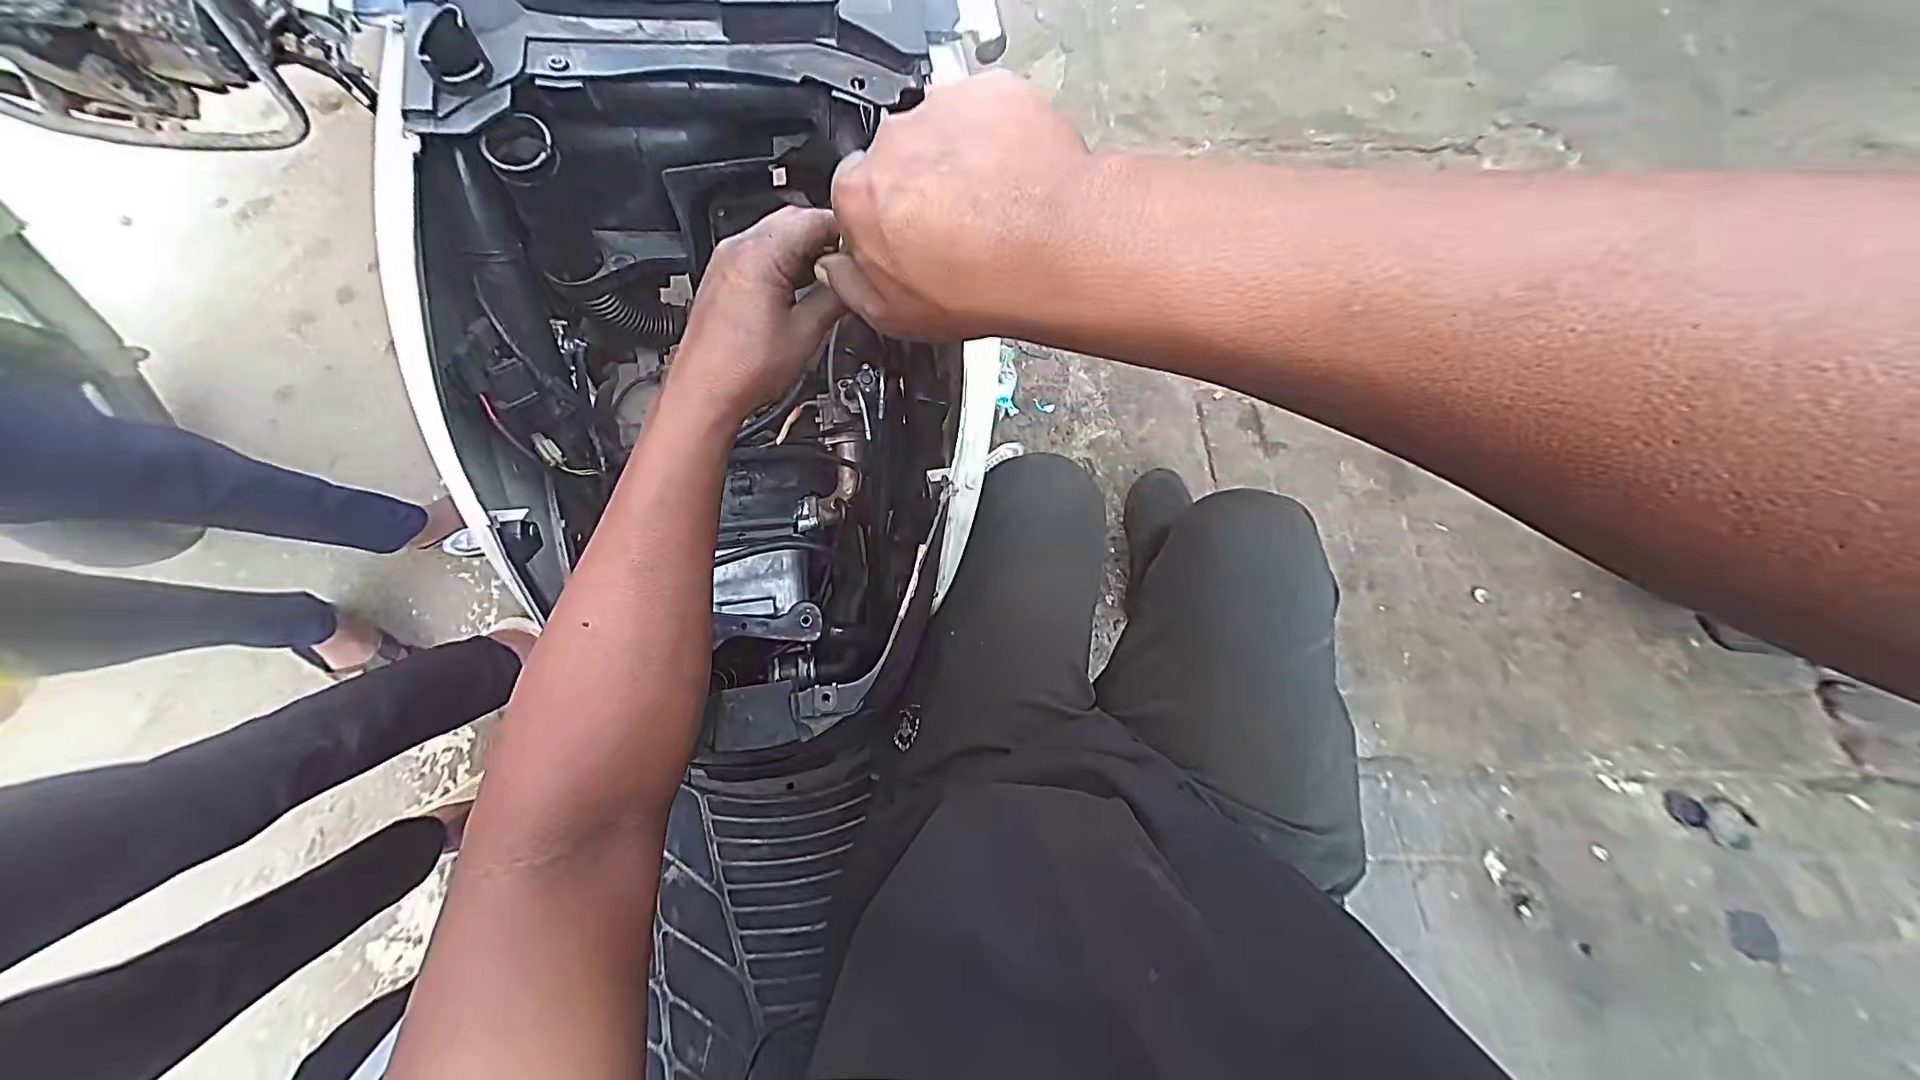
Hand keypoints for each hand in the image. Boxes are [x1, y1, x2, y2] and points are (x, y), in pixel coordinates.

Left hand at [671, 206, 846, 421]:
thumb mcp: (806, 333)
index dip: (847, 232)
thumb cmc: (742, 369)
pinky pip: (763, 254)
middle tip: (853, 266)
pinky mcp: (725, 276)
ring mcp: (727, 260)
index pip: (814, 218)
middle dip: (828, 239)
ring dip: (809, 252)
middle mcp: (738, 248)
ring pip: (779, 235)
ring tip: (831, 281)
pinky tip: (804, 289)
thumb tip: (857, 285)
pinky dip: (788, 263)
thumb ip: (836, 299)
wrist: (706, 391)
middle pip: (795, 220)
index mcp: (759, 254)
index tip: (867, 251)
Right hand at [818, 71, 1091, 340]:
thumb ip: (851, 286)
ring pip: (940, 136)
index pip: (853, 200)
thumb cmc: (981, 283)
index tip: (905, 242)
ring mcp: (943, 112)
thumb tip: (838, 271)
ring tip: (991, 210)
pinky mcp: (990, 94)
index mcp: (858, 196)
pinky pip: (984, 114)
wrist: (1051, 250)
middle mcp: (892, 143)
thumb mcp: (894, 316)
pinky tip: (1011, 183)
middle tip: (956, 232)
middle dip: (919, 193)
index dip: (882, 224)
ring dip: (958, 165)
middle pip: (896, 163)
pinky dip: (995, 141)